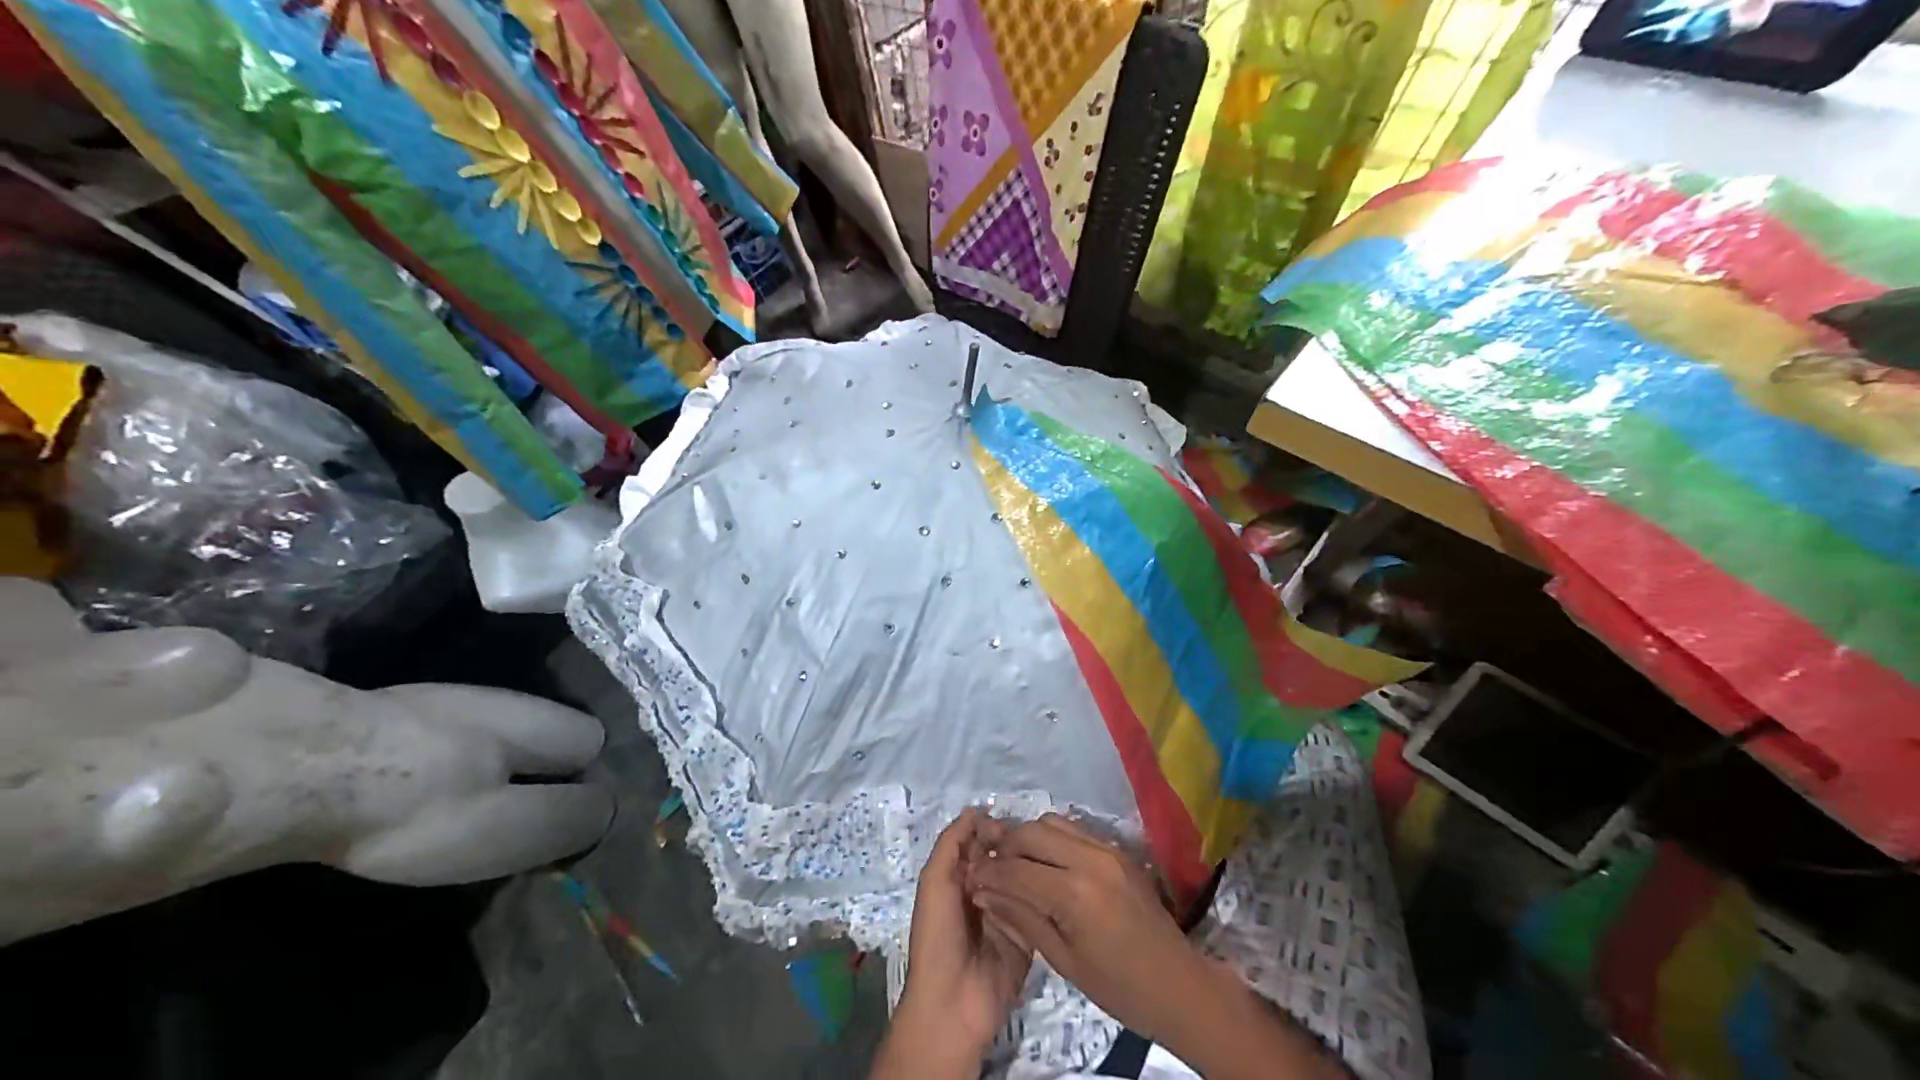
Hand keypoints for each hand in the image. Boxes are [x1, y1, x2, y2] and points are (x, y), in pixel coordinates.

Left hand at [872, 809, 1031, 1077]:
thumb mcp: (934, 882)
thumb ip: (951, 843)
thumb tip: (975, 810)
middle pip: (1002, 857)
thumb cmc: (938, 936)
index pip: (978, 841)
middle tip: (1030, 841)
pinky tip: (1056, 882)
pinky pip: (1037, 908)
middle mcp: (982, 891)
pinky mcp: (1028, 936)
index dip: (990, 829)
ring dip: (1029, 868)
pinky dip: (1043, 895)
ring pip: (1022, 879)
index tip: (1006, 824)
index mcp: (957, 878)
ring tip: (1045, 857)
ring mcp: (1006, 913)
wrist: (954, 1002)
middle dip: (1013, 846)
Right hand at [967, 814, 1215, 1044]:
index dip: (989, 873)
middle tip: (991, 868)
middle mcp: (1090, 860)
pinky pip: (1074, 830)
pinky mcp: (1117, 850)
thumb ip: (1021, 918)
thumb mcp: (1063, 960)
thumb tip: (984, 890)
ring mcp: (1107, 850)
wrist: (1180, 985)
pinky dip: (1052, 840)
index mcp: (1075, 894)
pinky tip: (1045, 864)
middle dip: (1005, 848)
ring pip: (1051, 823)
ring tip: (1016, 864)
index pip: (1016, 870)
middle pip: (1031, 833)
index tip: (971, 878)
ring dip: (1028, 839)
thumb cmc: (1119, 988)